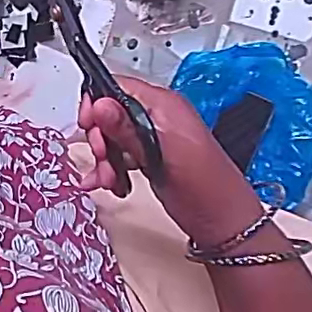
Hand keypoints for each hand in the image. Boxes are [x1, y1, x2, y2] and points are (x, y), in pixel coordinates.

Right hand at [77, 77, 266, 244]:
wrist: (223, 224)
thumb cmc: (207, 190)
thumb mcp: (161, 156)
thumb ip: (128, 129)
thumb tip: (100, 105)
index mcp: (164, 106)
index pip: (116, 87)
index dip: (96, 105)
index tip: (88, 127)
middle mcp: (157, 117)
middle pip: (108, 113)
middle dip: (99, 138)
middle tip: (102, 157)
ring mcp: (152, 137)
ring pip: (110, 136)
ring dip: (102, 158)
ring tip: (108, 178)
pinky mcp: (148, 156)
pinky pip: (118, 154)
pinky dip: (109, 168)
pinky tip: (112, 182)